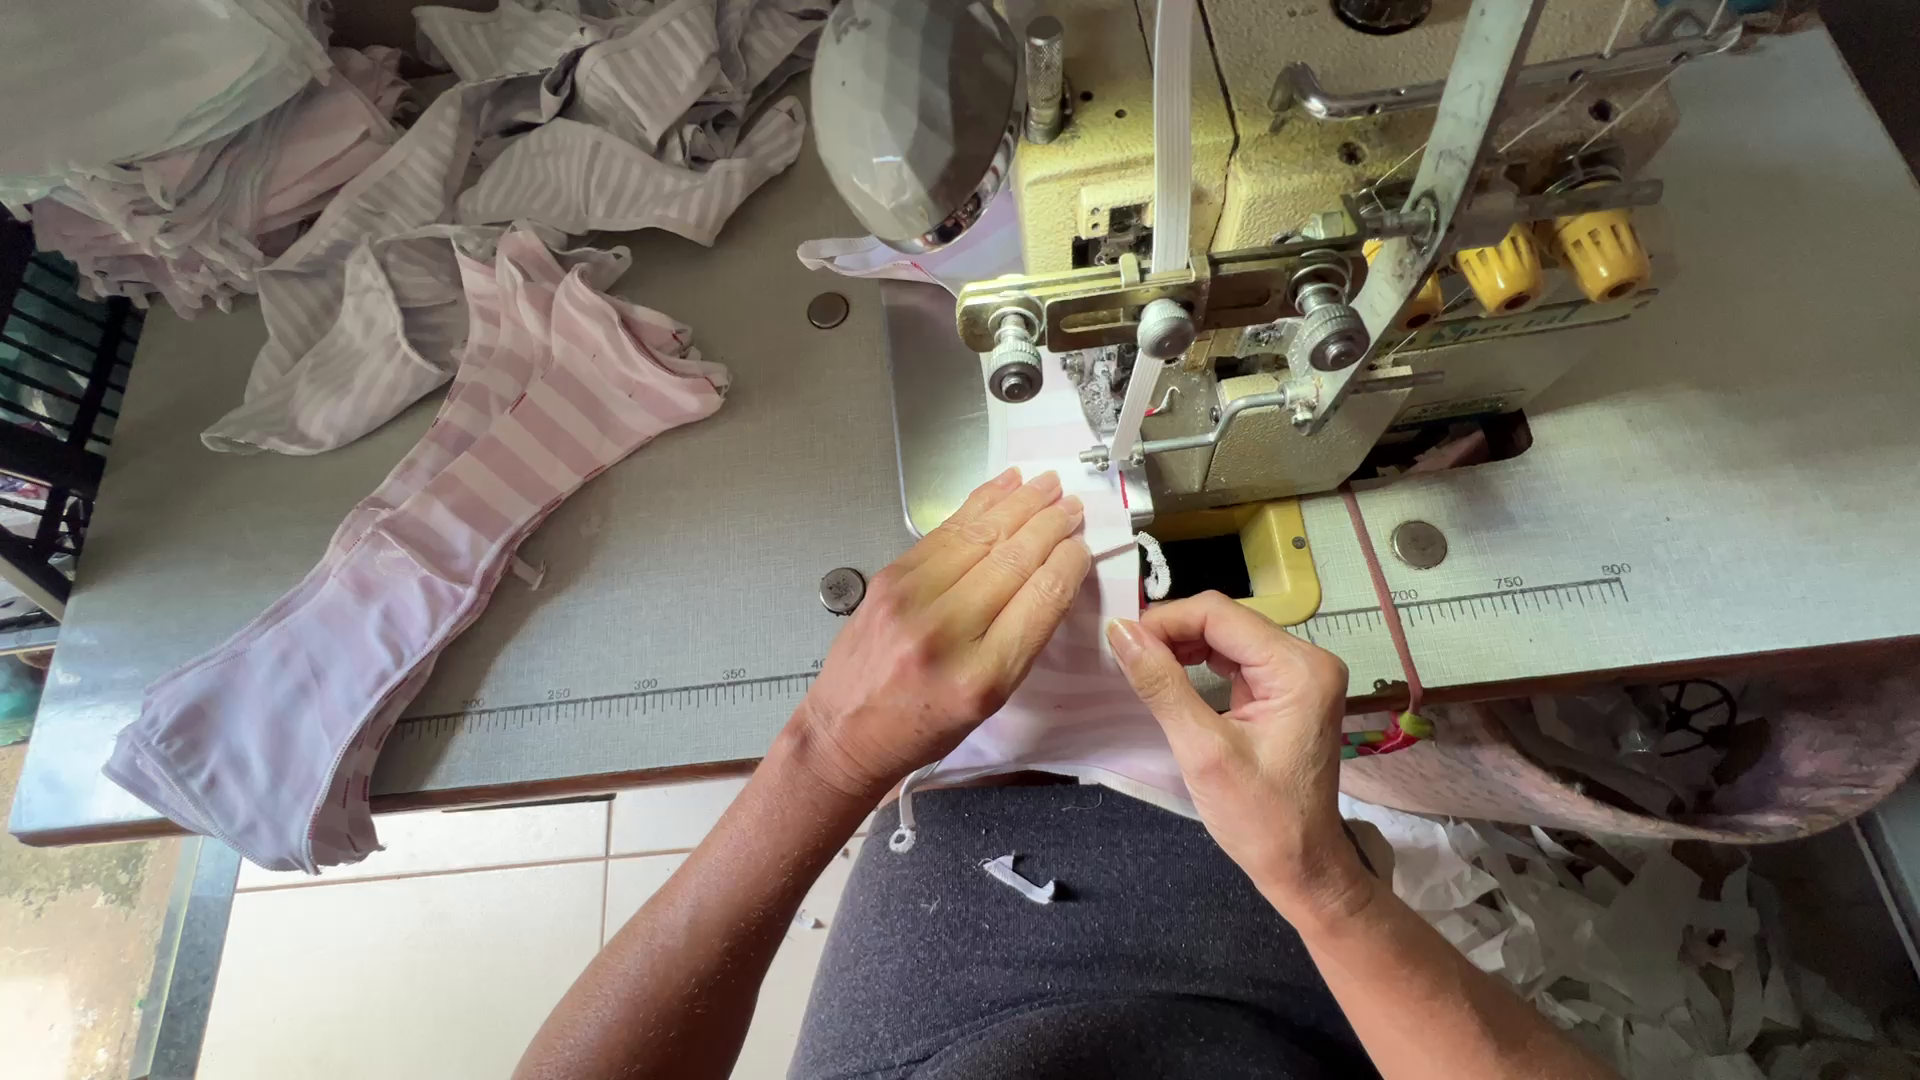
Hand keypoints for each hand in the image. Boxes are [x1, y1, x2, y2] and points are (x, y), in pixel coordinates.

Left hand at [790, 468, 1090, 800]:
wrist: (846, 731)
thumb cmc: (924, 726)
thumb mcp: (990, 701)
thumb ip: (1023, 639)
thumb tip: (1052, 574)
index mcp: (982, 675)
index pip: (1040, 600)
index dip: (1067, 564)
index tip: (1082, 545)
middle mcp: (946, 630)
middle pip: (1013, 560)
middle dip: (1049, 525)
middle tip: (1072, 506)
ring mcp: (911, 598)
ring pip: (979, 535)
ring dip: (1018, 504)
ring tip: (1046, 484)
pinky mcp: (890, 577)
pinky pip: (944, 531)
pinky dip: (977, 504)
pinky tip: (1001, 488)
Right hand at [1106, 592, 1379, 930]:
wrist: (1301, 868)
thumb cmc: (1258, 817)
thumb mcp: (1202, 750)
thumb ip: (1162, 684)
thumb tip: (1119, 631)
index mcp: (1298, 668)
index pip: (1218, 613)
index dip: (1165, 621)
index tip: (1122, 644)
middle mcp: (1305, 659)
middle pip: (1223, 619)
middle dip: (1171, 632)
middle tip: (1127, 656)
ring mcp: (1298, 673)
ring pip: (1224, 634)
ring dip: (1180, 644)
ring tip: (1143, 665)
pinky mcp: (1285, 689)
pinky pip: (1233, 656)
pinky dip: (1198, 660)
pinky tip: (1171, 673)